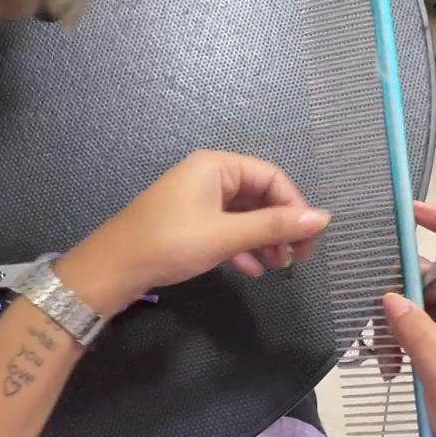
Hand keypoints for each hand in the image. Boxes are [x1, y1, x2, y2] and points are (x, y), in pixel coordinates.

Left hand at [61, 151, 328, 312]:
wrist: (113, 268)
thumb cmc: (170, 243)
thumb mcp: (225, 235)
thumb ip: (274, 226)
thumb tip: (323, 218)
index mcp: (216, 166)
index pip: (271, 177)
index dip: (295, 206)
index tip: (308, 239)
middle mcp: (208, 177)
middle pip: (259, 196)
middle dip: (280, 226)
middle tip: (298, 257)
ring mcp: (197, 201)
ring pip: (243, 216)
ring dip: (264, 239)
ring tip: (279, 266)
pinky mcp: (188, 224)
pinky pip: (226, 230)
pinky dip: (242, 248)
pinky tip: (253, 270)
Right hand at [379, 202, 435, 436]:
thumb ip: (417, 335)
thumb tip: (388, 296)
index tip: (412, 213)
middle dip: (403, 292)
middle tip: (378, 320)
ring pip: (420, 303)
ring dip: (396, 324)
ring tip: (382, 356)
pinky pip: (417, 329)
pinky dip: (398, 342)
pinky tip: (388, 366)